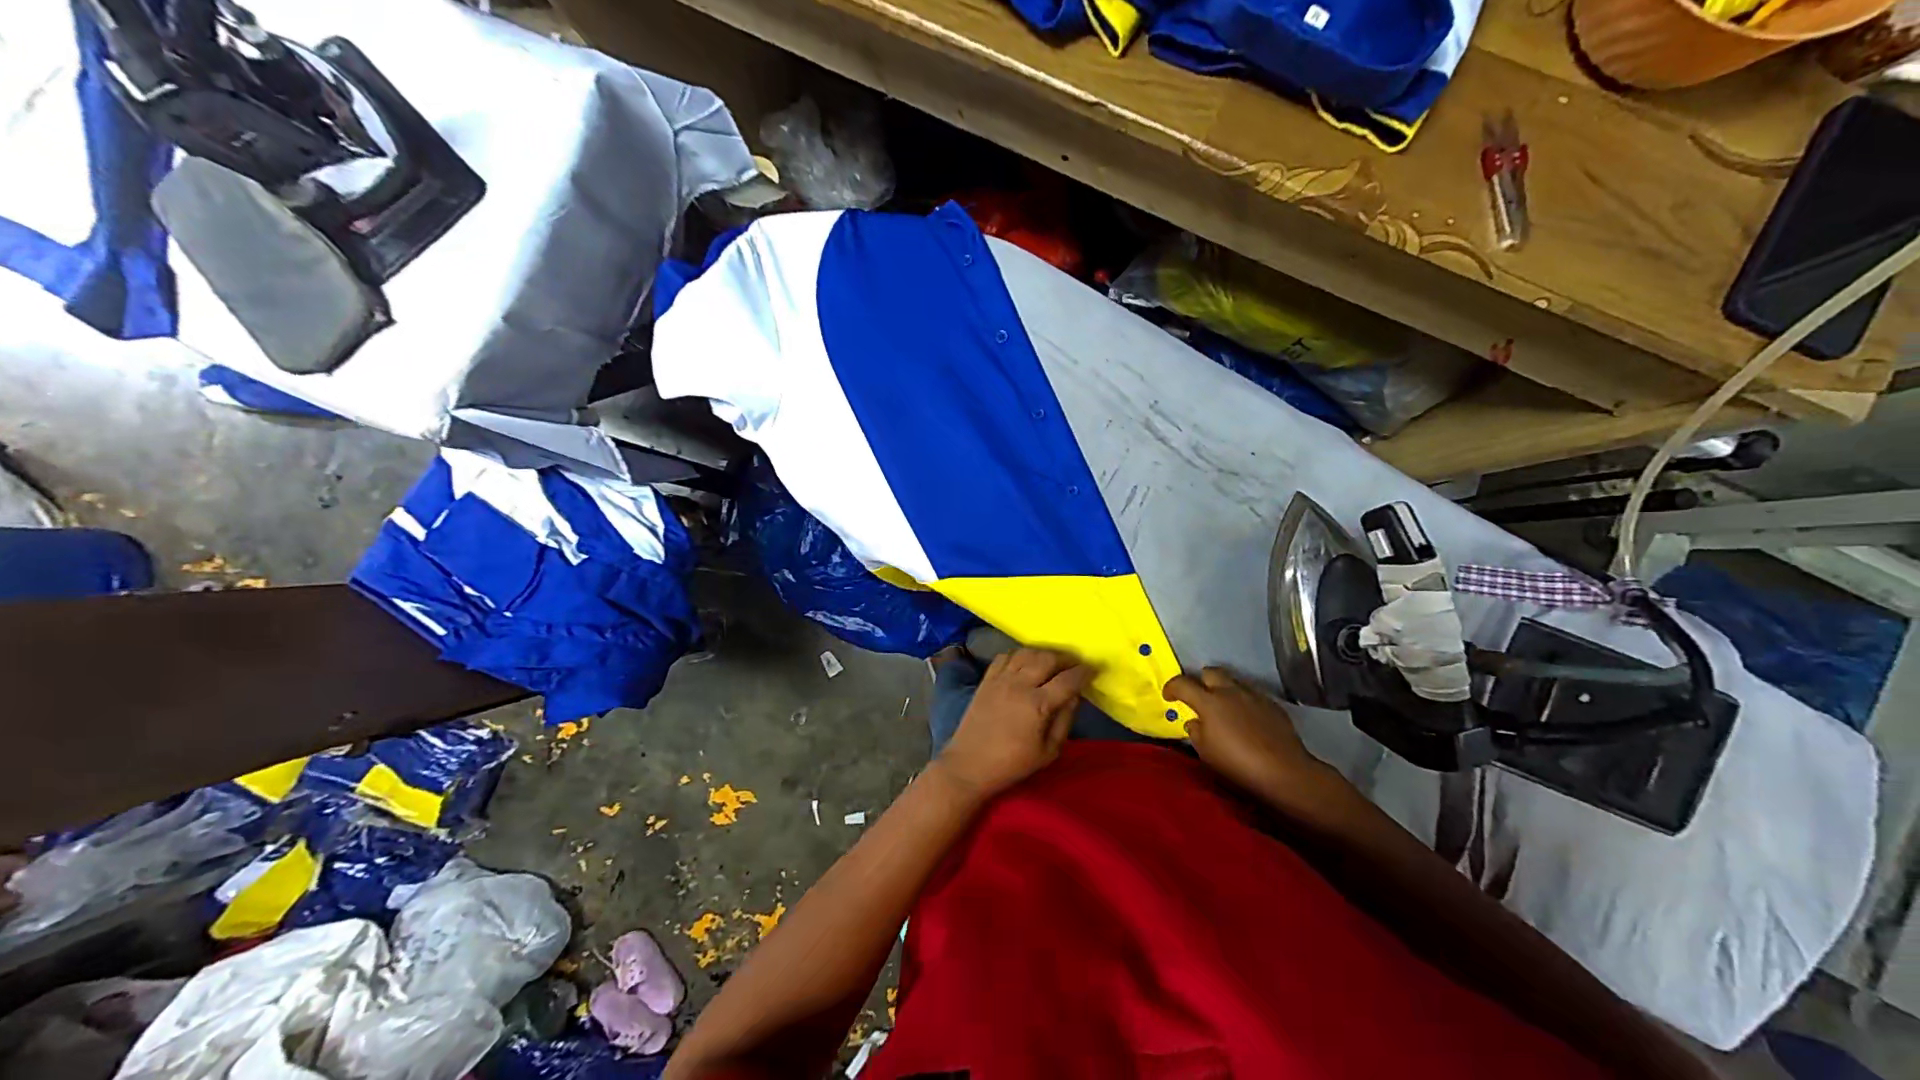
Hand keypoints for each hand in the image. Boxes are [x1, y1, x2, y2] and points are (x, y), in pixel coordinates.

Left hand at [934, 649, 1092, 799]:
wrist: (969, 766)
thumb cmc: (1012, 764)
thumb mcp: (1048, 751)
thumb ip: (1064, 720)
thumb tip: (1075, 696)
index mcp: (1038, 704)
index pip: (1068, 680)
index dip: (1084, 672)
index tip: (1093, 669)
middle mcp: (1019, 685)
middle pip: (1048, 659)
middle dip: (1066, 658)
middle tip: (1075, 665)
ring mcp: (1000, 679)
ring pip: (1026, 653)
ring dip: (1043, 653)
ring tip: (1053, 661)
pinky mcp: (986, 680)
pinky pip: (1005, 657)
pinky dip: (1019, 655)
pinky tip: (1025, 662)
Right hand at [1165, 668, 1332, 803]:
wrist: (1284, 772)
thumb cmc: (1237, 763)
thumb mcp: (1206, 752)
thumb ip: (1196, 732)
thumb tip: (1195, 722)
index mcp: (1209, 701)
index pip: (1183, 684)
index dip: (1171, 687)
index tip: (1169, 696)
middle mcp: (1231, 691)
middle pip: (1211, 672)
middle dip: (1201, 681)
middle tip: (1199, 697)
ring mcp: (1254, 696)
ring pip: (1234, 682)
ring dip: (1224, 690)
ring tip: (1224, 709)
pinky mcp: (1273, 705)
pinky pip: (1252, 696)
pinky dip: (1243, 702)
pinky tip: (1246, 720)